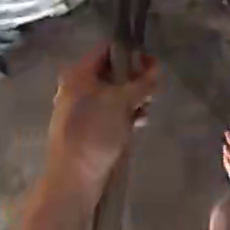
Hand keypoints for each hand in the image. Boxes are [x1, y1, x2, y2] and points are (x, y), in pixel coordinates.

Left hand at [44, 46, 159, 196]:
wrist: (72, 180)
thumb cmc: (94, 132)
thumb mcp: (122, 102)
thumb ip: (142, 83)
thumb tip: (156, 69)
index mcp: (79, 73)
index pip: (107, 48)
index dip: (130, 51)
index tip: (150, 62)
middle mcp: (77, 86)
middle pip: (112, 71)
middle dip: (134, 77)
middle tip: (153, 86)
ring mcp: (81, 109)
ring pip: (113, 93)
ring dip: (133, 97)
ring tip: (148, 107)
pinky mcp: (88, 129)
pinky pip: (110, 112)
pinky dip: (125, 113)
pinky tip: (140, 121)